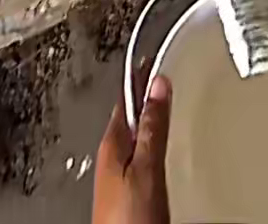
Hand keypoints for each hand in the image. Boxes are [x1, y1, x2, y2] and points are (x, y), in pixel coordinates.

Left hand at [93, 76, 170, 223]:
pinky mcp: (123, 195)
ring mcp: (115, 177)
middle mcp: (110, 157)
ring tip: (158, 108)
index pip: (126, 98)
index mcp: (111, 143)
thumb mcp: (146, 169)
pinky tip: (153, 151)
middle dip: (142, 98)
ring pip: (131, 137)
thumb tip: (158, 84)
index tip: (152, 60)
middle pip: (128, 117)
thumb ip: (152, 128)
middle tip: (158, 79)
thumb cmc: (129, 219)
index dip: (140, 78)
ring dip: (145, 121)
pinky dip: (145, 144)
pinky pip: (135, 156)